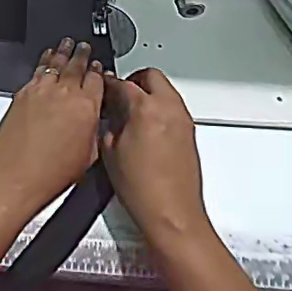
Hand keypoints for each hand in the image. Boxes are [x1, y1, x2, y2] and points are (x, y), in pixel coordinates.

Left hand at [0, 39, 104, 218]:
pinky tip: (44, 61)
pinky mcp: (22, 94)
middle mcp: (64, 93)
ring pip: (55, 63)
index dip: (99, 71)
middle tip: (85, 47)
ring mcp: (41, 91)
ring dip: (62, 52)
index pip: (98, 79)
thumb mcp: (88, 156)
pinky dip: (43, 62)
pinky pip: (37, 71)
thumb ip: (94, 132)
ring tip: (66, 45)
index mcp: (87, 106)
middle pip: (76, 65)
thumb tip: (93, 124)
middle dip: (82, 54)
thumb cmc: (49, 173)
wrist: (14, 176)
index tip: (99, 67)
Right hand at [101, 68, 211, 247]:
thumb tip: (109, 117)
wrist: (171, 214)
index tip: (102, 87)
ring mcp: (183, 121)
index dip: (108, 83)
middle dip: (133, 79)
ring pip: (165, 90)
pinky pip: (173, 108)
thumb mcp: (110, 153)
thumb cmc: (144, 190)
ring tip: (129, 110)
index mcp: (147, 109)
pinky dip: (158, 108)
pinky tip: (143, 126)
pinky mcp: (189, 133)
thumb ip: (108, 126)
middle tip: (118, 91)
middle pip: (151, 76)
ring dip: (148, 93)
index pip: (123, 83)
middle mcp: (169, 109)